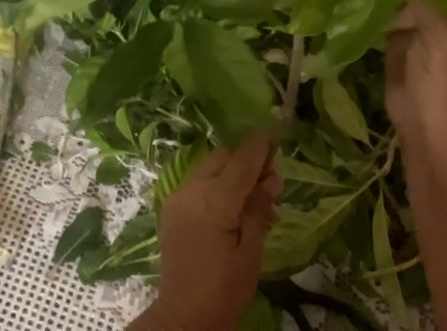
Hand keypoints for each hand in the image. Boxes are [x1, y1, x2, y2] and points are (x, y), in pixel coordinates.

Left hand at [139, 133, 280, 330]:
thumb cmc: (223, 290)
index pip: (241, 162)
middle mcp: (191, 189)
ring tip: (255, 197)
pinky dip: (217, 183)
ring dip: (231, 171)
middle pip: (222, 157)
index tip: (274, 135)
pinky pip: (197, 182)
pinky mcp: (171, 207)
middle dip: (246, 160)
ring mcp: (177, 196)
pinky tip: (233, 206)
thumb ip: (259, 210)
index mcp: (214, 201)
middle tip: (270, 180)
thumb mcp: (251, 253)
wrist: (182, 317)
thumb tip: (271, 178)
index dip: (259, 147)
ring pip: (208, 167)